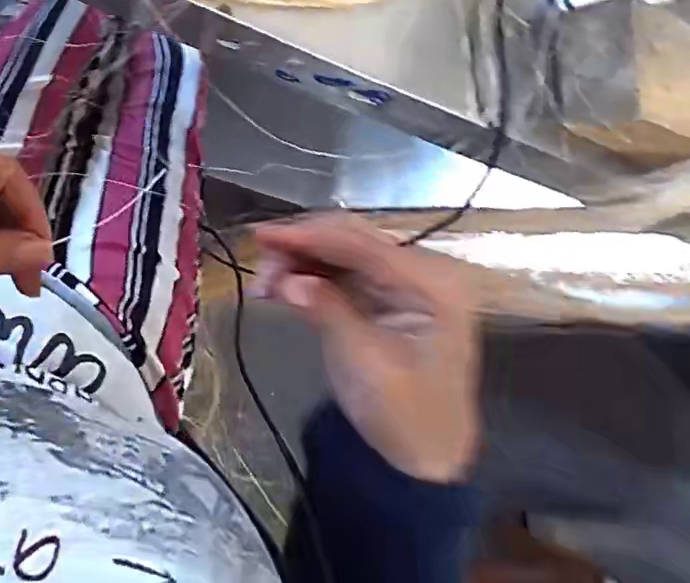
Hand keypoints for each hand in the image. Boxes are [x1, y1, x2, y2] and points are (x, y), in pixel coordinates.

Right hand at [253, 214, 480, 482]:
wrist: (420, 453)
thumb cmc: (405, 412)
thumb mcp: (367, 363)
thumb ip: (329, 311)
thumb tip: (288, 279)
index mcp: (430, 285)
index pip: (360, 244)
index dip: (307, 235)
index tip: (261, 236)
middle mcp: (414, 272)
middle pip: (343, 236)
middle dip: (296, 246)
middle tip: (258, 267)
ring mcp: (391, 280)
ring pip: (328, 246)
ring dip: (292, 258)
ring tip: (263, 287)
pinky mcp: (368, 290)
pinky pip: (324, 265)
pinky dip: (296, 271)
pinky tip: (273, 289)